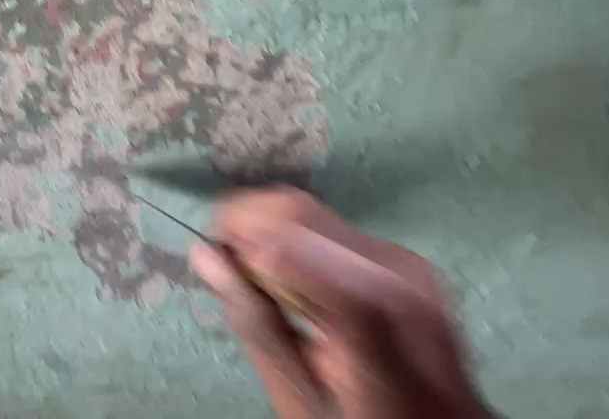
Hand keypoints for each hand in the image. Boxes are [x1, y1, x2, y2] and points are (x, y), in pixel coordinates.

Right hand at [192, 188, 495, 418]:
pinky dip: (293, 238)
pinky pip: (326, 223)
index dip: (246, 241)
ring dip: (267, 229)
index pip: (294, 248)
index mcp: (378, 322)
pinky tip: (291, 277)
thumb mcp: (301, 399)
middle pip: (297, 213)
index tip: (214, 256)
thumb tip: (204, 254)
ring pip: (306, 209)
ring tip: (258, 276)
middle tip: (225, 263)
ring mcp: (404, 261)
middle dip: (247, 225)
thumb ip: (255, 324)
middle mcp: (397, 274)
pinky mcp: (401, 257)